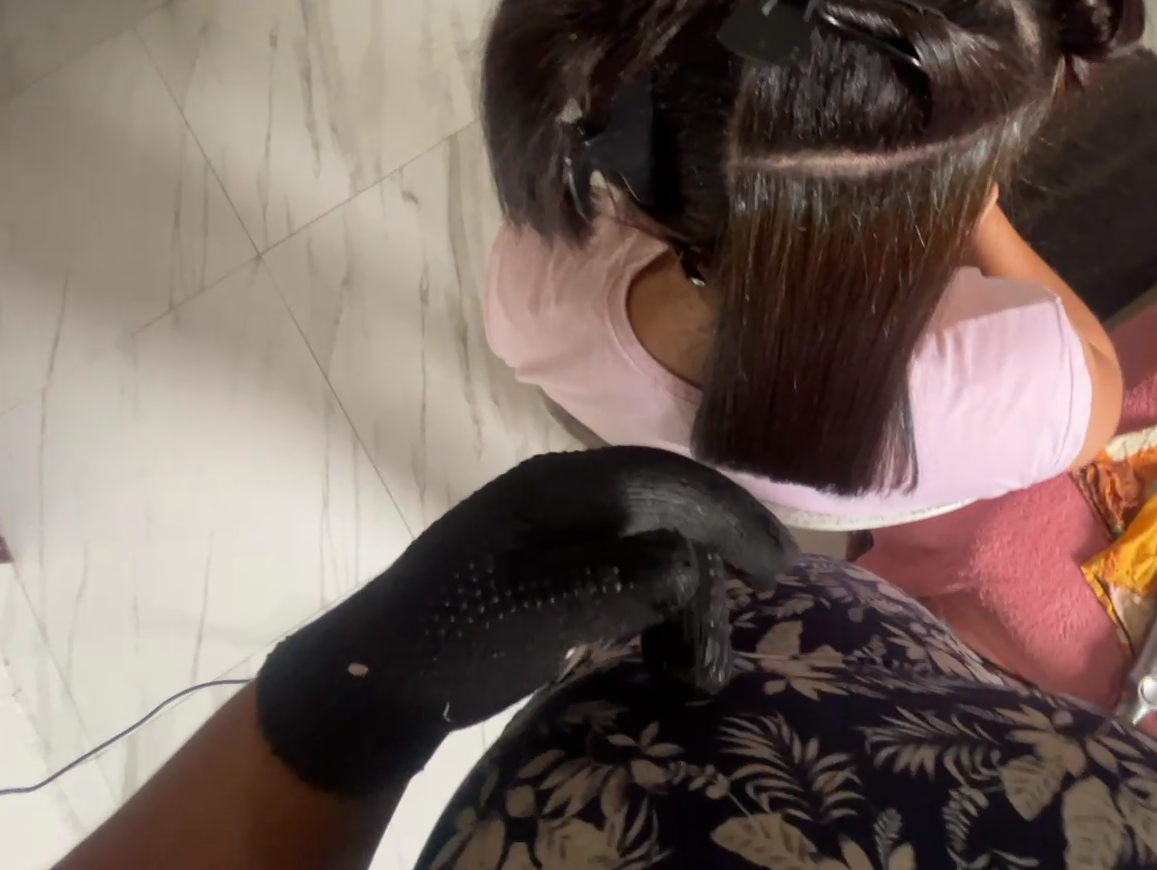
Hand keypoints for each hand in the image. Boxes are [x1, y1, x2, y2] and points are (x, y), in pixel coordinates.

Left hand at [254, 446, 793, 795]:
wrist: (380, 676)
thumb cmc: (455, 634)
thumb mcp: (535, 609)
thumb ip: (615, 581)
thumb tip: (692, 563)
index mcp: (561, 486)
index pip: (665, 480)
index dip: (729, 512)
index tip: (776, 560)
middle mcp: (569, 495)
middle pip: (668, 511)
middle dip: (716, 556)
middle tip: (761, 590)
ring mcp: (564, 531)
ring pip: (653, 546)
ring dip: (686, 599)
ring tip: (697, 664)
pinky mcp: (561, 566)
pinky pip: (630, 571)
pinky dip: (659, 607)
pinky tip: (667, 646)